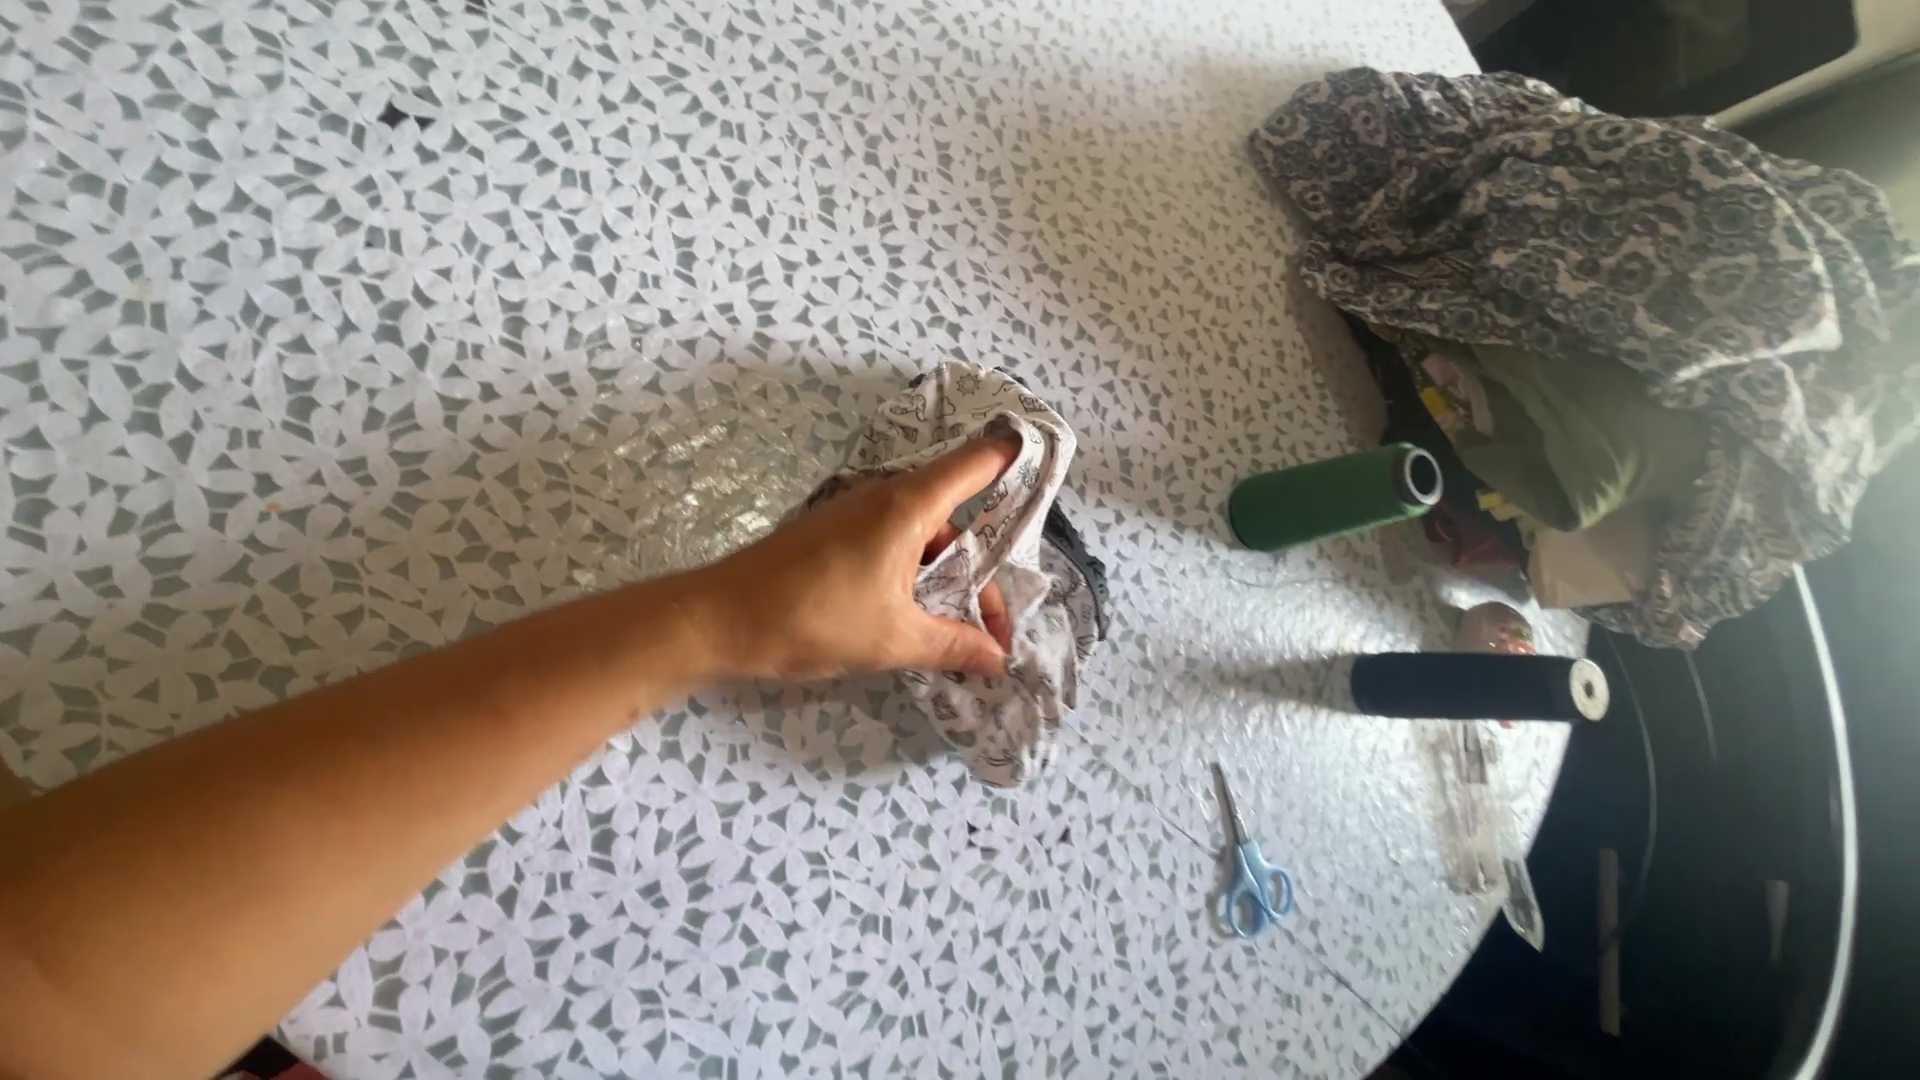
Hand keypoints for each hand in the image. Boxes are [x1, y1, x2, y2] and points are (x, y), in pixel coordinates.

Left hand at [686, 437, 1016, 680]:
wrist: (717, 620)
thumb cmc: (812, 617)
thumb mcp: (893, 638)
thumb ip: (953, 645)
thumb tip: (998, 660)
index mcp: (908, 507)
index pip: (977, 462)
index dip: (1014, 455)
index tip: (1046, 458)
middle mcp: (886, 500)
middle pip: (956, 521)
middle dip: (981, 575)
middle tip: (995, 631)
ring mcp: (857, 517)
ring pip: (924, 542)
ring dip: (946, 584)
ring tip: (958, 638)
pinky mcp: (836, 538)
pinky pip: (894, 550)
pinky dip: (914, 581)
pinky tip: (915, 622)